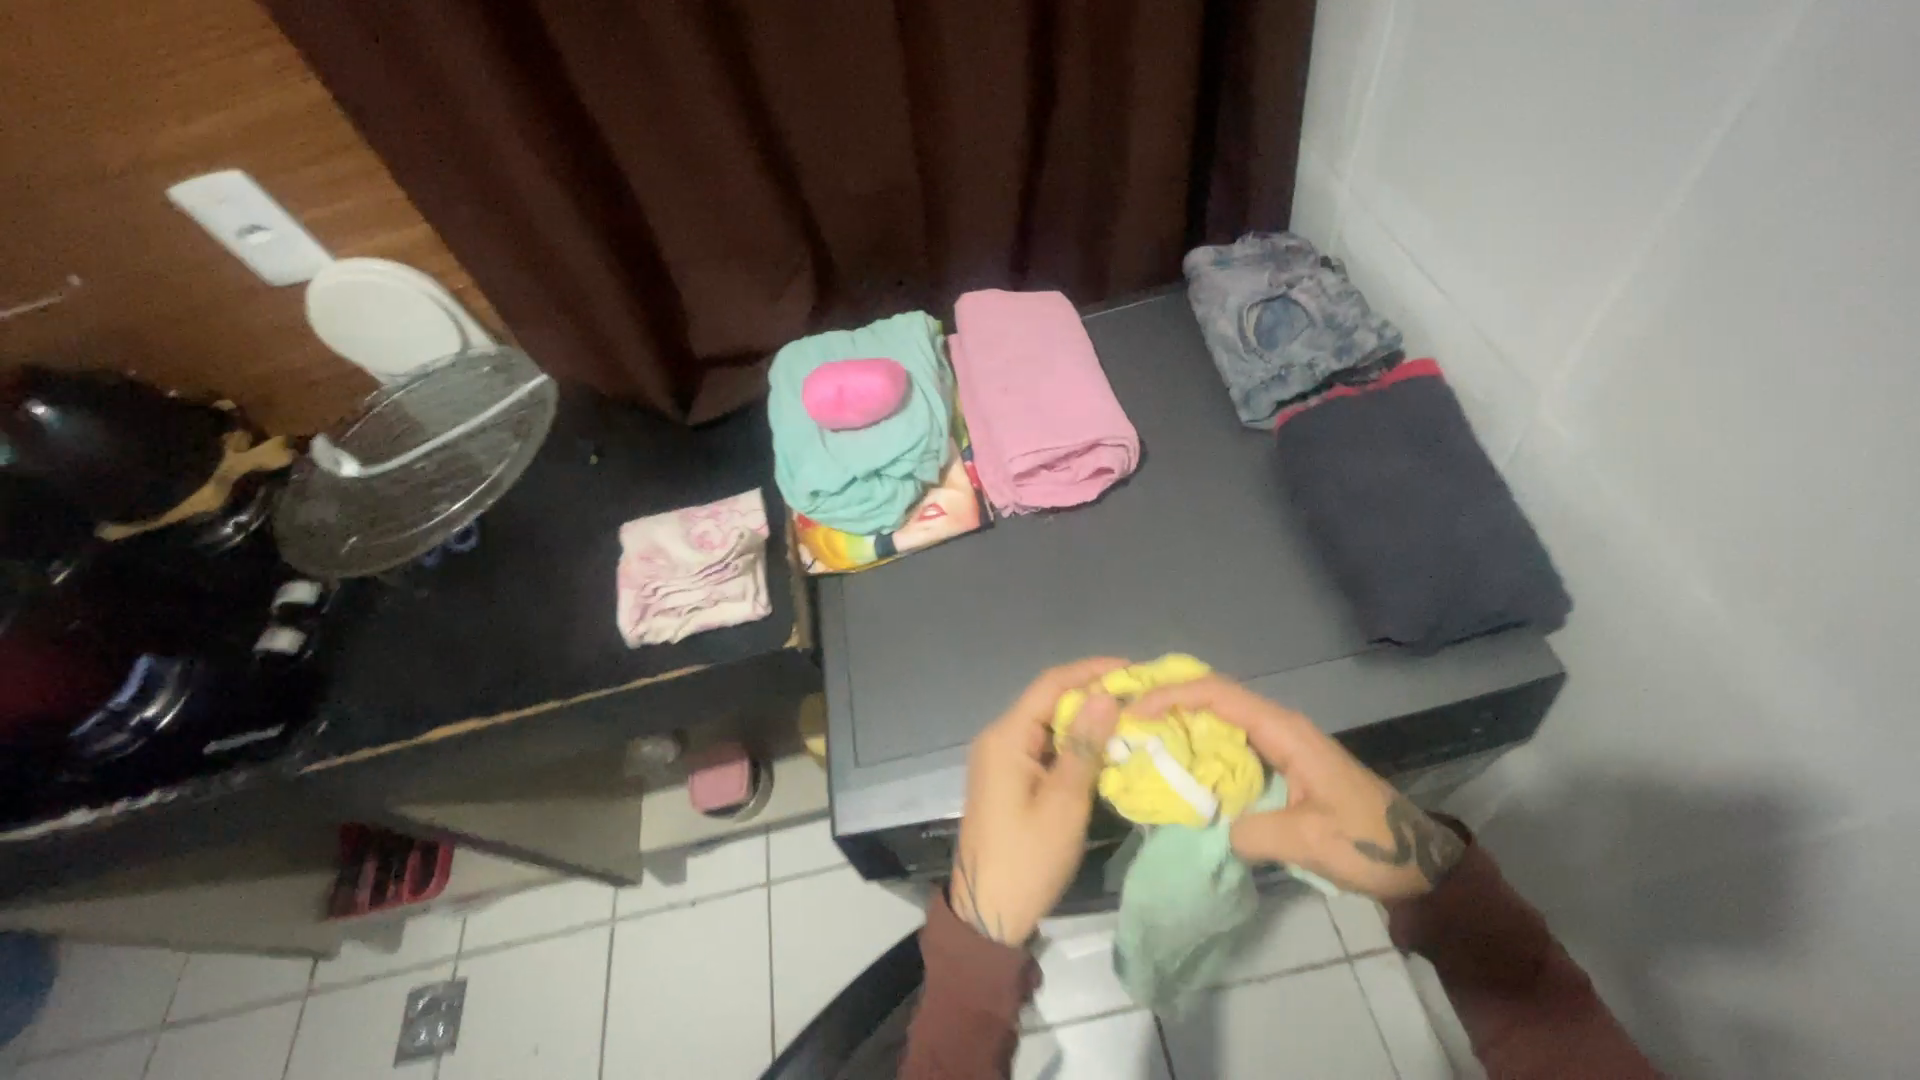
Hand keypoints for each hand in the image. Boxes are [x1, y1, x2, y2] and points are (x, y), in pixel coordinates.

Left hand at [949, 658, 1127, 945]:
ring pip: (1048, 724)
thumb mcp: (1064, 803)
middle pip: (1049, 701)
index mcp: (1006, 737)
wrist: (988, 912)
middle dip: (1093, 694)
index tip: (1135, 670)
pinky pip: (1043, 747)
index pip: (1051, 684)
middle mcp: (999, 738)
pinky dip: (1073, 745)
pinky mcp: (1009, 779)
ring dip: (1086, 721)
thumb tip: (1107, 695)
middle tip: (1141, 698)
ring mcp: (1002, 759)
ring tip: (1132, 719)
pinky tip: (1105, 749)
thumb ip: (1085, 745)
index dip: (1092, 671)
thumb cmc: (1028, 859)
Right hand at [1131, 675, 1464, 900]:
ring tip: (1140, 736)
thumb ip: (1252, 832)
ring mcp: (1279, 746)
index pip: (1219, 696)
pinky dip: (1198, 747)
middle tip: (1126, 715)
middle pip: (1214, 697)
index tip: (1136, 711)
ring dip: (1180, 722)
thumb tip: (1212, 829)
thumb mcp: (1309, 841)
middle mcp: (1278, 729)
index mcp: (1285, 732)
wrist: (1418, 863)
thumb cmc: (1368, 843)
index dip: (1174, 696)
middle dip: (1169, 700)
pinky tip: (1176, 765)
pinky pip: (1229, 745)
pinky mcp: (1279, 767)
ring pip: (1219, 719)